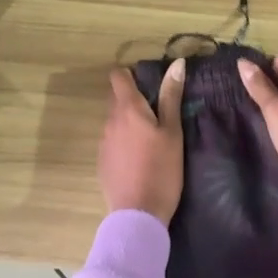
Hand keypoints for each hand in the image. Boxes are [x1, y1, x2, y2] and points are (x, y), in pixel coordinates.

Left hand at [98, 61, 185, 223]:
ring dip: (130, 121)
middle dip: (135, 98)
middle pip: (117, 98)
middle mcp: (110, 121)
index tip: (150, 83)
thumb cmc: (161, 169)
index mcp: (127, 108)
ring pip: (115, 120)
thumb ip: (171, 97)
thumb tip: (176, 63)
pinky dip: (124, 141)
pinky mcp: (102, 162)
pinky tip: (140, 158)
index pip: (118, 76)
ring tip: (152, 138)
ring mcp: (103, 142)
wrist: (138, 214)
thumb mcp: (172, 131)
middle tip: (159, 112)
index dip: (132, 74)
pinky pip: (113, 141)